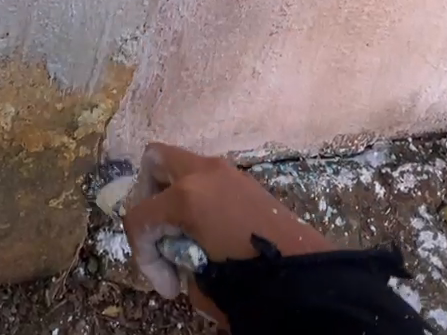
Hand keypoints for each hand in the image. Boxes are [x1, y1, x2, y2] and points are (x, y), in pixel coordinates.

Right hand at [121, 143, 333, 325]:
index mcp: (186, 196)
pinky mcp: (243, 179)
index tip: (166, 285)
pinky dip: (196, 196)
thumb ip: (175, 259)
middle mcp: (201, 172)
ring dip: (172, 195)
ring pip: (182, 165)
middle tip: (160, 234)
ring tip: (185, 237)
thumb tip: (176, 254)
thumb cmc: (249, 280)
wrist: (307, 277)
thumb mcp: (200, 283)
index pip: (139, 215)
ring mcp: (225, 170)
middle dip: (148, 196)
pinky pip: (205, 178)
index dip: (141, 254)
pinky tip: (207, 231)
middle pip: (154, 161)